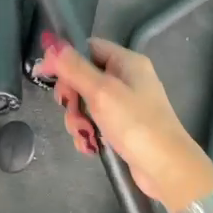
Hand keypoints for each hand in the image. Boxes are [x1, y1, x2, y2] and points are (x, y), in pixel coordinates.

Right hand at [34, 34, 212, 209]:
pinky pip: (95, 123)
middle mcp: (126, 79)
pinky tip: (91, 146)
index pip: (88, 48)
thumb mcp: (101, 91)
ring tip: (86, 135)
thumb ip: (74, 67)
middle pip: (83, 78)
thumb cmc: (135, 124)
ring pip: (85, 103)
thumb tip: (51, 45)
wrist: (166, 168)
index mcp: (126, 62)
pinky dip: (89, 134)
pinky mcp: (122, 127)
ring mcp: (125, 105)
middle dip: (72, 98)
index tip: (46, 75)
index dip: (65, 59)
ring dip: (78, 120)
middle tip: (73, 112)